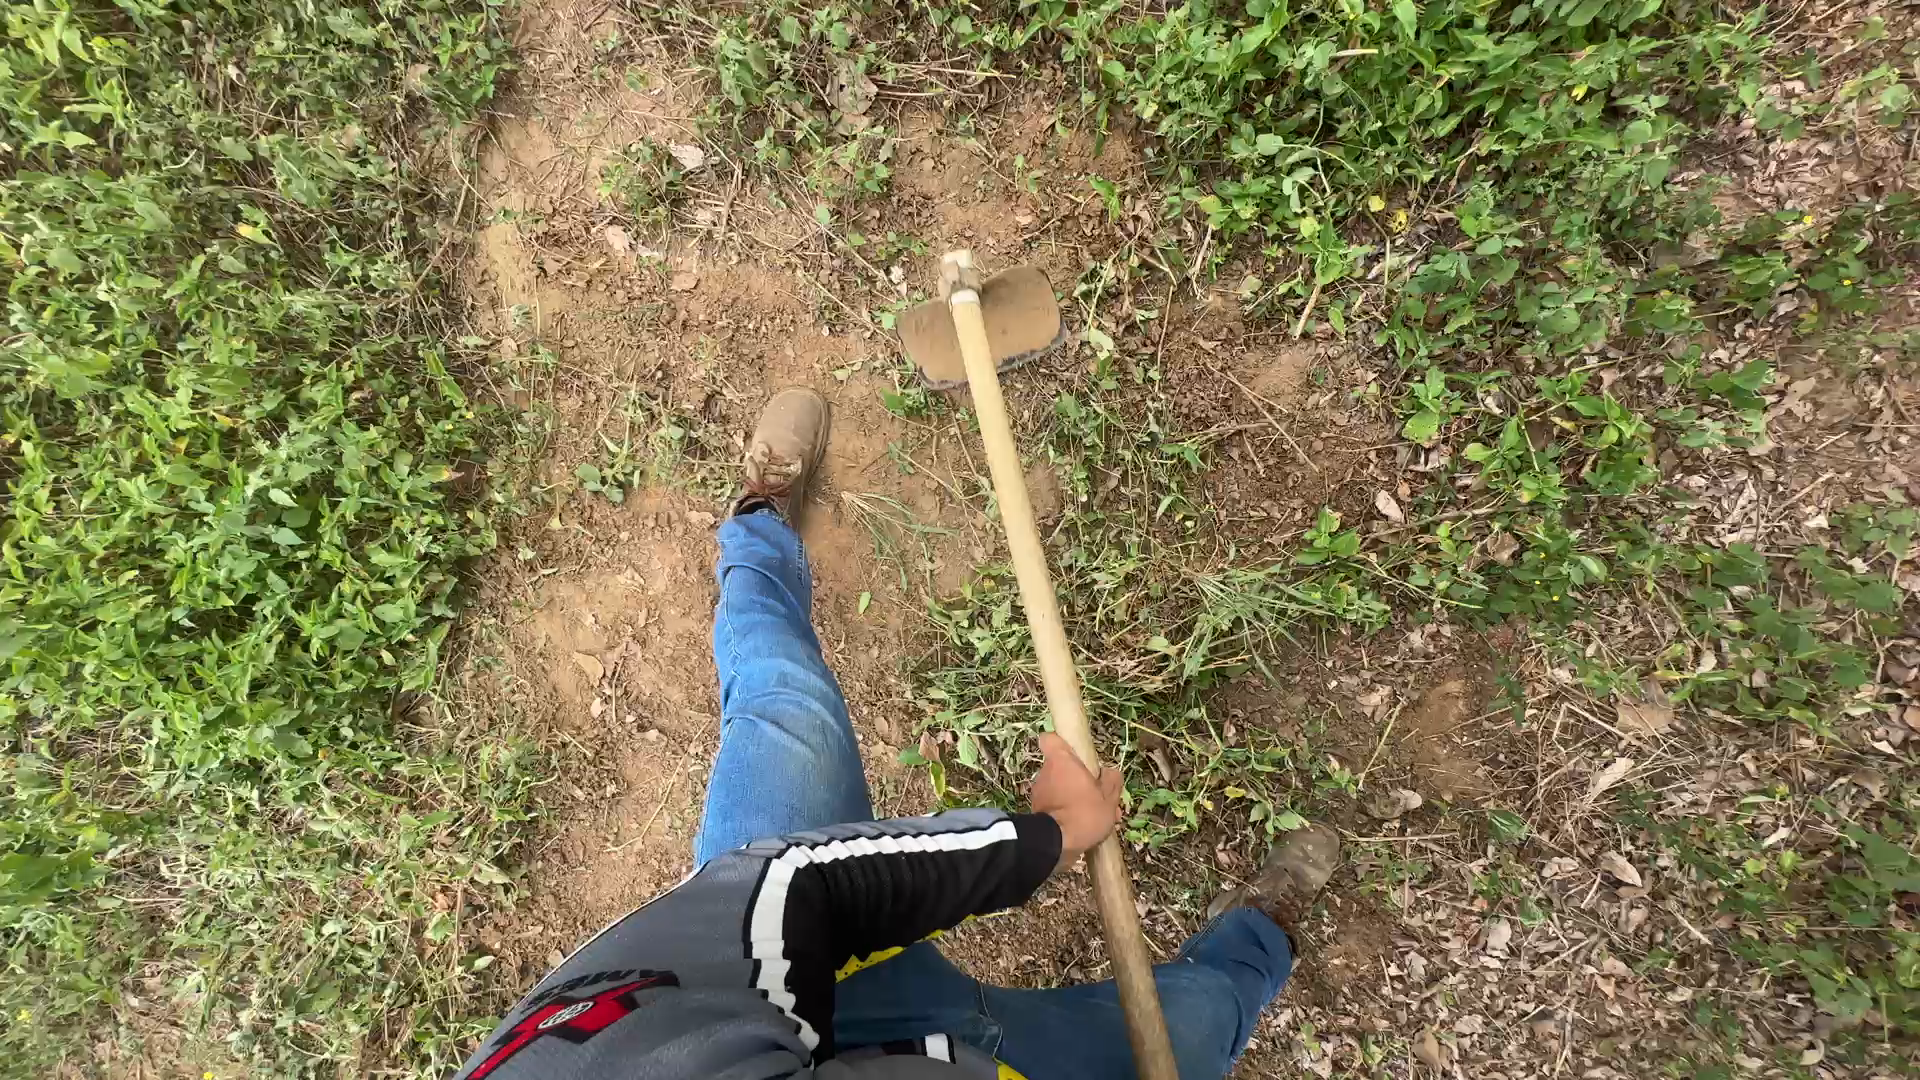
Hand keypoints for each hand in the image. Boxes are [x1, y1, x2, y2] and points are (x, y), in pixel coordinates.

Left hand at [1027, 732, 1123, 871]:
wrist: (1057, 845)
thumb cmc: (1084, 813)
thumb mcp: (1109, 797)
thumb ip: (1111, 780)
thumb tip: (1110, 772)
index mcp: (1060, 760)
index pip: (1050, 739)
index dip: (1062, 744)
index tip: (1076, 755)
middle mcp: (1045, 772)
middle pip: (1062, 768)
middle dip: (1079, 780)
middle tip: (1099, 797)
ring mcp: (1039, 792)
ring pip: (1061, 788)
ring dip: (1076, 798)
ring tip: (1098, 817)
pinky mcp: (1037, 811)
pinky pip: (1056, 805)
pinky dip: (1068, 812)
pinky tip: (1086, 828)